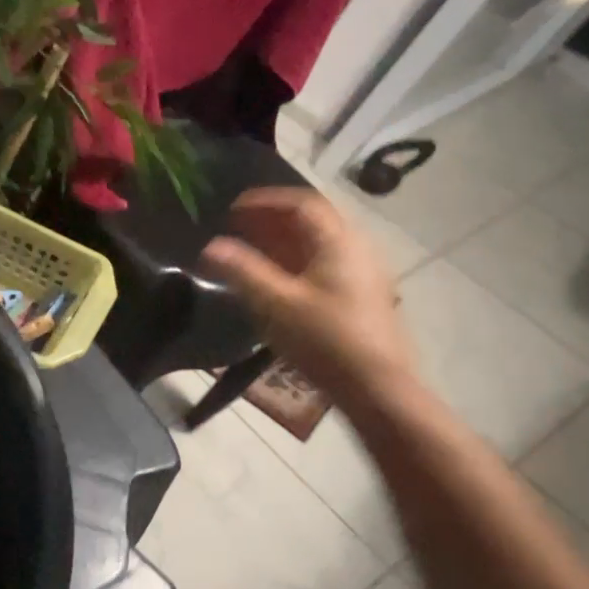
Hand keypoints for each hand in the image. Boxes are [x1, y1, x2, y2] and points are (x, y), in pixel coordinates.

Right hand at [199, 187, 412, 393]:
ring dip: (282, 239)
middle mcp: (356, 248)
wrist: (377, 387)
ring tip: (249, 249)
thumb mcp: (275, 304)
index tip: (231, 208)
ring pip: (319, 242)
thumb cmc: (325, 340)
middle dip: (271, 218)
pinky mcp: (362, 295)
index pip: (301, 204)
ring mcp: (363, 272)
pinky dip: (295, 258)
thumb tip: (210, 246)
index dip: (264, 200)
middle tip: (236, 226)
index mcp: (338, 243)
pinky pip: (325, 261)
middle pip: (313, 219)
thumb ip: (242, 271)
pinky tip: (275, 277)